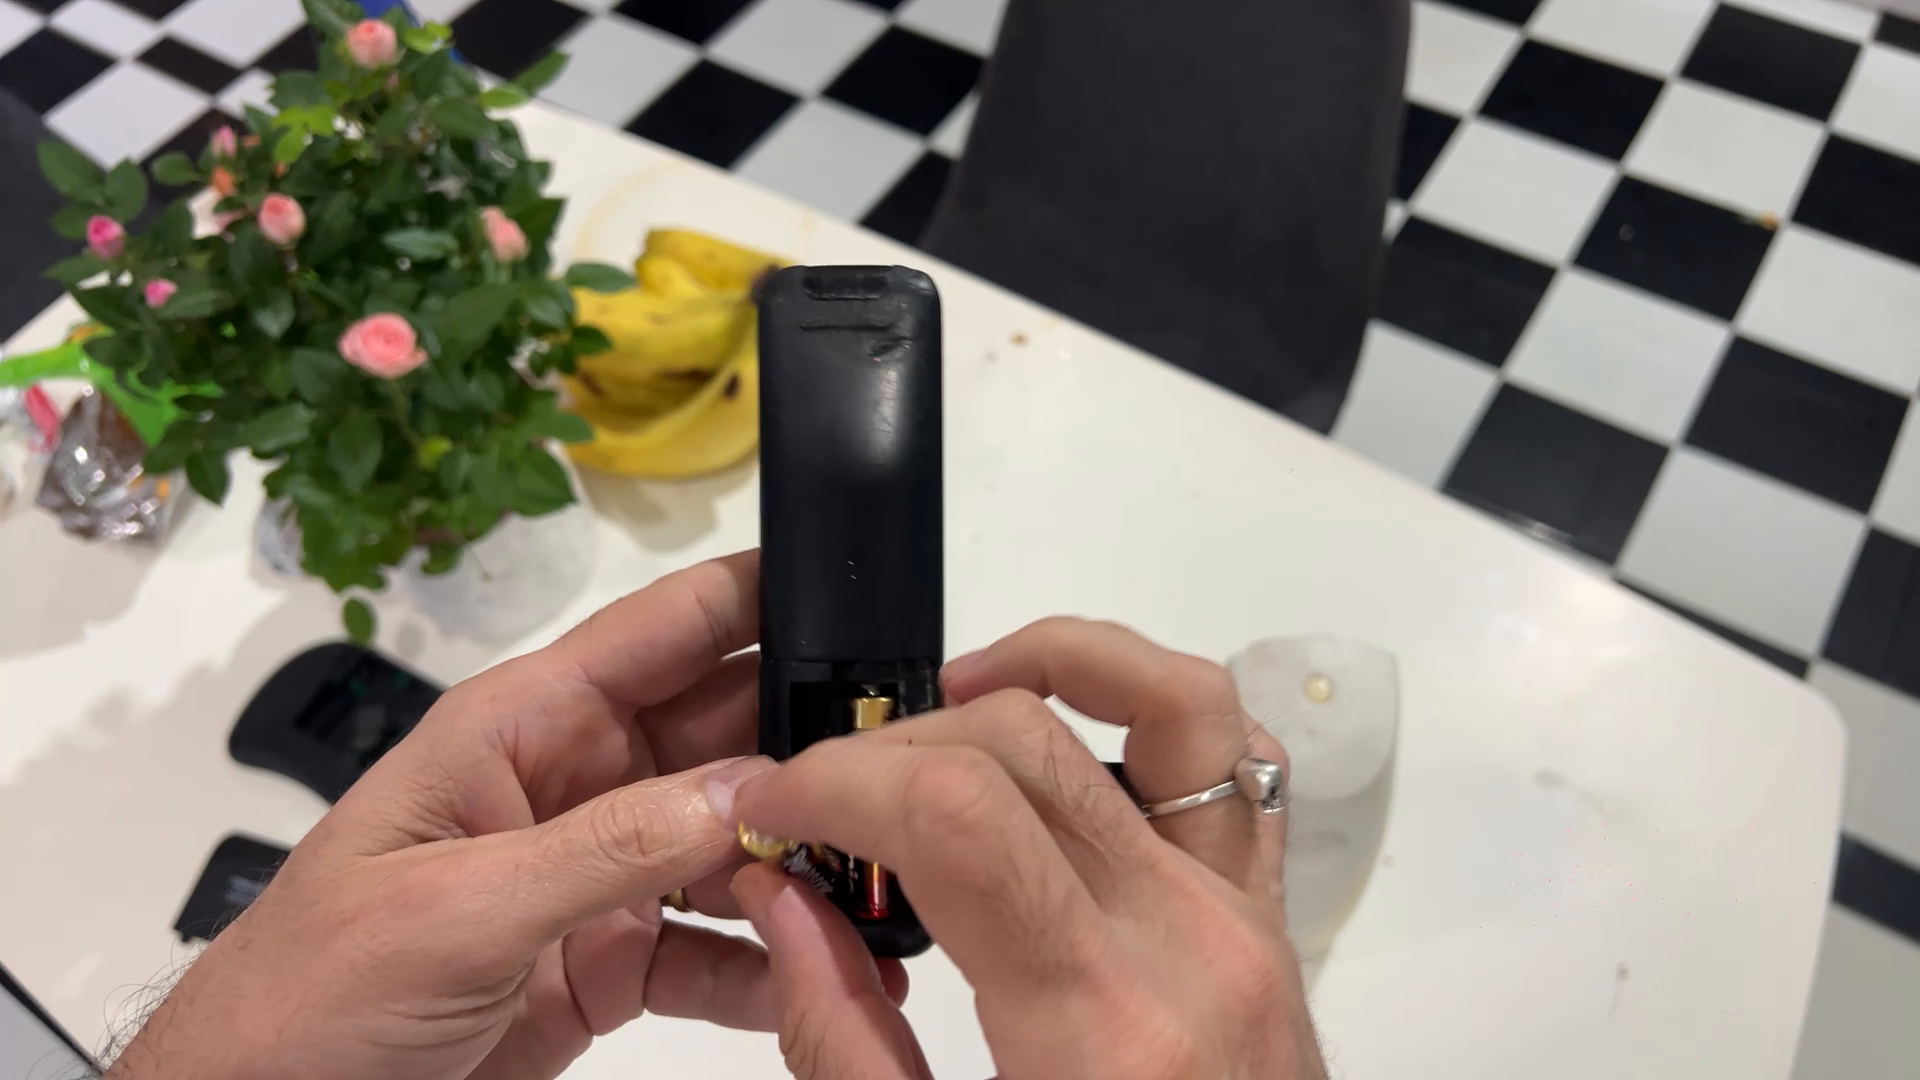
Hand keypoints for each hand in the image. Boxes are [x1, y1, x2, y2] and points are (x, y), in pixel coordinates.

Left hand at [109, 552, 903, 1079]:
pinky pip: (721, 938)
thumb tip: (752, 794)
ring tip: (880, 878)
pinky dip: (771, 956)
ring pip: (741, 833)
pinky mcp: (630, 947)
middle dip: (809, 736)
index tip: (852, 590)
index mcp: (539, 720)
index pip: (670, 626)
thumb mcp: (455, 911)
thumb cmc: (309, 1002)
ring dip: (804, 854)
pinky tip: (826, 975)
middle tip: (894, 752)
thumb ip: (609, 846)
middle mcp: (594, 774)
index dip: (758, 592)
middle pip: (730, 727)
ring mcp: (618, 862)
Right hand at [728, 618, 1322, 1079]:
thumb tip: (784, 895)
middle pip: (1027, 742)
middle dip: (897, 743)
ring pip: (1174, 698)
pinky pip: (1236, 757)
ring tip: (955, 699)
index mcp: (1103, 1029)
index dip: (838, 779)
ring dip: (1054, 659)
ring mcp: (1248, 911)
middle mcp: (1191, 937)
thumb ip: (839, 1042)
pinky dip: (1149, 704)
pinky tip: (1068, 734)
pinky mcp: (1264, 908)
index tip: (775, 800)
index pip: (955, 813)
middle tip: (836, 790)